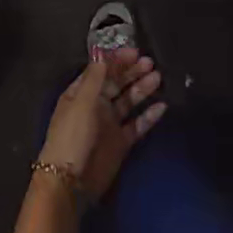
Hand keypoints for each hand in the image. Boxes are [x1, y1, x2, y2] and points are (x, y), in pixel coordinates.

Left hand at [37, 48, 165, 200]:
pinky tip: (162, 106)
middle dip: (132, 72)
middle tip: (151, 62)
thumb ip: (96, 77)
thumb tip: (102, 51)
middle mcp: (96, 105)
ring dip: (142, 89)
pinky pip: (137, 125)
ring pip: (128, 101)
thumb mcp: (83, 102)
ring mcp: (109, 124)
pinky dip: (149, 116)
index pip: (101, 70)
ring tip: (158, 78)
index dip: (117, 60)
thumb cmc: (72, 135)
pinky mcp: (121, 143)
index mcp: (82, 92)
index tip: (135, 52)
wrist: (71, 181)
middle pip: (117, 84)